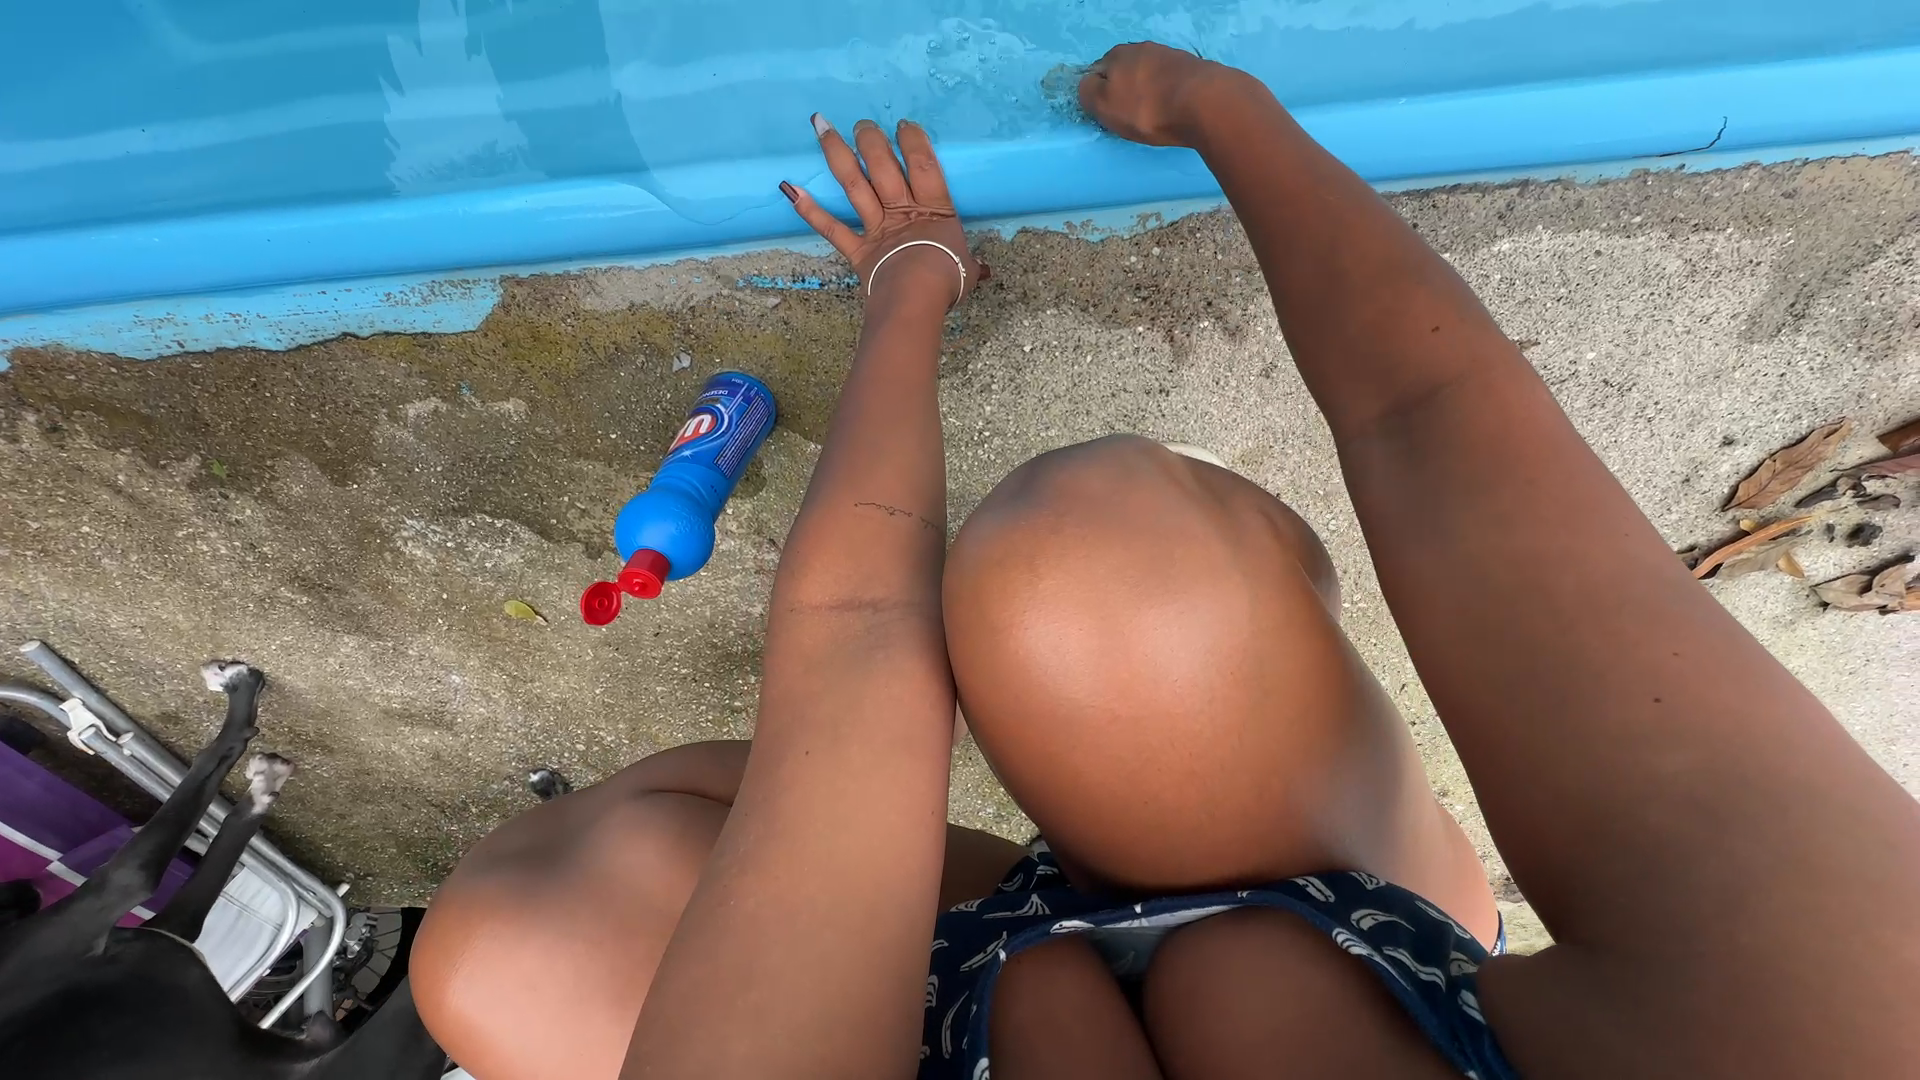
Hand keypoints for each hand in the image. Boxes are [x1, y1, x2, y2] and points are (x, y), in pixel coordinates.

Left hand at [783, 116, 985, 308]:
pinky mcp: (857, 250)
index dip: (914, 142)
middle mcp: (902, 211)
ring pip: (855, 185)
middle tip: (863, 124)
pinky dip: (810, 210)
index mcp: (934, 210)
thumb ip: (970, 266)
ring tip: (823, 127)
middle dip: (872, 141)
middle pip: (884, 166)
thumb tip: (983, 273)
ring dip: (838, 154)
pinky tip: (791, 189)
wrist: (918, 300)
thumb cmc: (948, 281)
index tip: (904, 125)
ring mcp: (877, 228)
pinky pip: (832, 228)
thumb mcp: (966, 271)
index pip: (923, 165)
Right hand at [1077, 42, 1255, 147]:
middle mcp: (1140, 49)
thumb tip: (1088, 85)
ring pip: (1145, 77)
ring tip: (1150, 116)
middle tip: (1128, 118)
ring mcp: (1166, 55)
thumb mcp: (1104, 105)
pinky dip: (1163, 95)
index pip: (1096, 73)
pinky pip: (1166, 83)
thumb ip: (1088, 93)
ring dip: (1144, 94)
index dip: (1097, 96)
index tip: (1106, 115)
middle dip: (1122, 93)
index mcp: (1115, 55)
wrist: (1201, 102)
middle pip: (1122, 73)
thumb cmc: (1145, 109)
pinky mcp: (1188, 67)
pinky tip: (1169, 109)